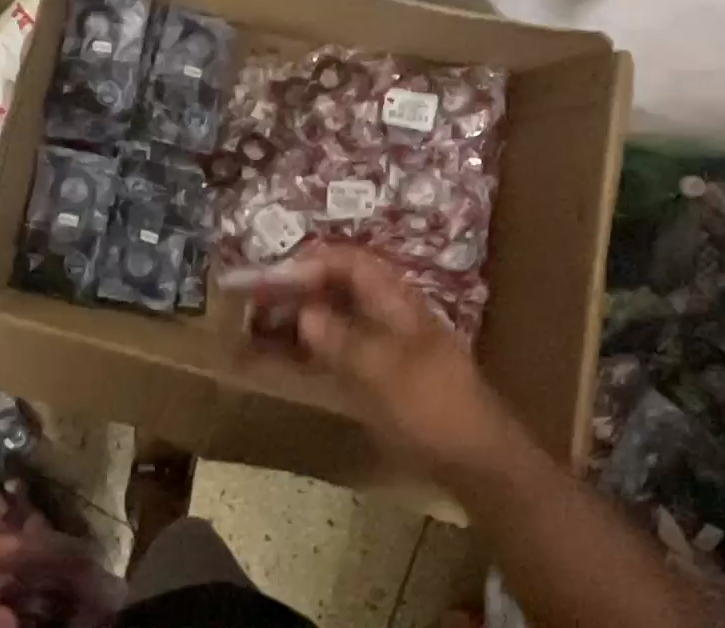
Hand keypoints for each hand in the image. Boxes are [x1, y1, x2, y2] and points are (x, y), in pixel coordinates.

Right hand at [224, 243, 532, 482]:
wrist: (477, 463)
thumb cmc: (433, 407)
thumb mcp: (383, 370)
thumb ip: (339, 338)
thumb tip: (303, 313)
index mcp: (394, 301)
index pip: (346, 262)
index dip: (308, 263)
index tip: (270, 278)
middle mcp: (383, 314)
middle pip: (331, 287)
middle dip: (289, 290)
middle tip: (248, 301)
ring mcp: (377, 345)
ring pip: (324, 319)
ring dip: (288, 319)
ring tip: (248, 327)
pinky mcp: (370, 375)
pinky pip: (325, 351)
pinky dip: (297, 350)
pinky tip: (269, 360)